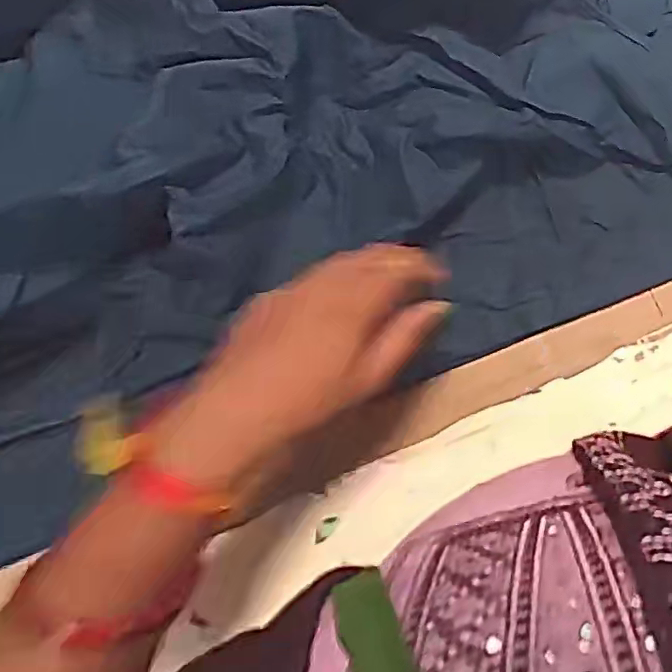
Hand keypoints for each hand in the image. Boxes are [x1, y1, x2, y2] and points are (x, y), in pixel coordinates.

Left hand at [149, 244, 448, 489]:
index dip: (423, 266)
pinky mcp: (269, 298)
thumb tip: (438, 306)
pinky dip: (338, 273)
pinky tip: (338, 292)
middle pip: (369, 255)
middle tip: (418, 271)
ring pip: (340, 260)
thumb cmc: (312, 402)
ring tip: (385, 277)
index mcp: (354, 301)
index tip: (441, 275)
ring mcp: (293, 287)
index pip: (398, 267)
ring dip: (369, 262)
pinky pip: (314, 274)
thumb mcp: (369, 377)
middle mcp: (324, 283)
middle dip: (398, 257)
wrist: (231, 416)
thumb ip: (405, 336)